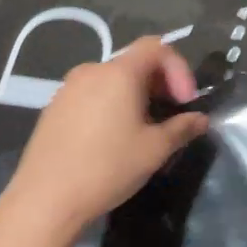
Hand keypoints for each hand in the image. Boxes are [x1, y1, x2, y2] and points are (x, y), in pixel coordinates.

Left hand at [0, 37, 209, 233]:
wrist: (45, 198)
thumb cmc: (108, 167)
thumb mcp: (155, 150)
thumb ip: (182, 128)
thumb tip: (200, 120)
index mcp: (119, 74)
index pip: (156, 47)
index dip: (179, 70)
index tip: (185, 102)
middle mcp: (91, 71)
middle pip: (134, 62)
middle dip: (159, 84)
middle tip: (170, 116)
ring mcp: (68, 89)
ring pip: (112, 81)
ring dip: (135, 96)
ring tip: (143, 129)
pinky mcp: (54, 108)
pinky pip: (92, 95)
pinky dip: (111, 106)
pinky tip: (112, 139)